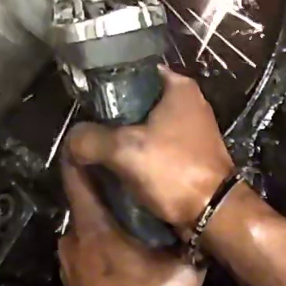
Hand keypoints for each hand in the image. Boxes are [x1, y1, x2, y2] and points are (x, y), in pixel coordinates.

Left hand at [58, 158, 204, 285]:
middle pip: (83, 200)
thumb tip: (205, 218)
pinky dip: (101, 241)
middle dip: (104, 185)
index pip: (76, 177)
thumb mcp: (182, 271)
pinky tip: (126, 247)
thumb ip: (189, 240)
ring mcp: (69, 264)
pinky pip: (86, 249)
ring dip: (105, 216)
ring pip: (85, 227)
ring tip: (135, 209)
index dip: (81, 154)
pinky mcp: (73, 284)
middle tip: (134, 174)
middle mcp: (72, 240)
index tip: (94, 135)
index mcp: (93, 228)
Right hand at [65, 68, 234, 232]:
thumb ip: (90, 139)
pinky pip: (154, 148)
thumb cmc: (173, 171)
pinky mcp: (188, 154)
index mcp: (178, 87)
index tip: (85, 103)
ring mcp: (190, 129)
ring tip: (96, 152)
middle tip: (86, 131)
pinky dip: (137, 156)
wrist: (213, 213)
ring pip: (143, 128)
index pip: (133, 73)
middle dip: (111, 118)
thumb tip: (72, 140)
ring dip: (122, 140)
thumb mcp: (124, 150)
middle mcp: (188, 102)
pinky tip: (117, 168)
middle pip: (136, 102)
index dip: (106, 86)